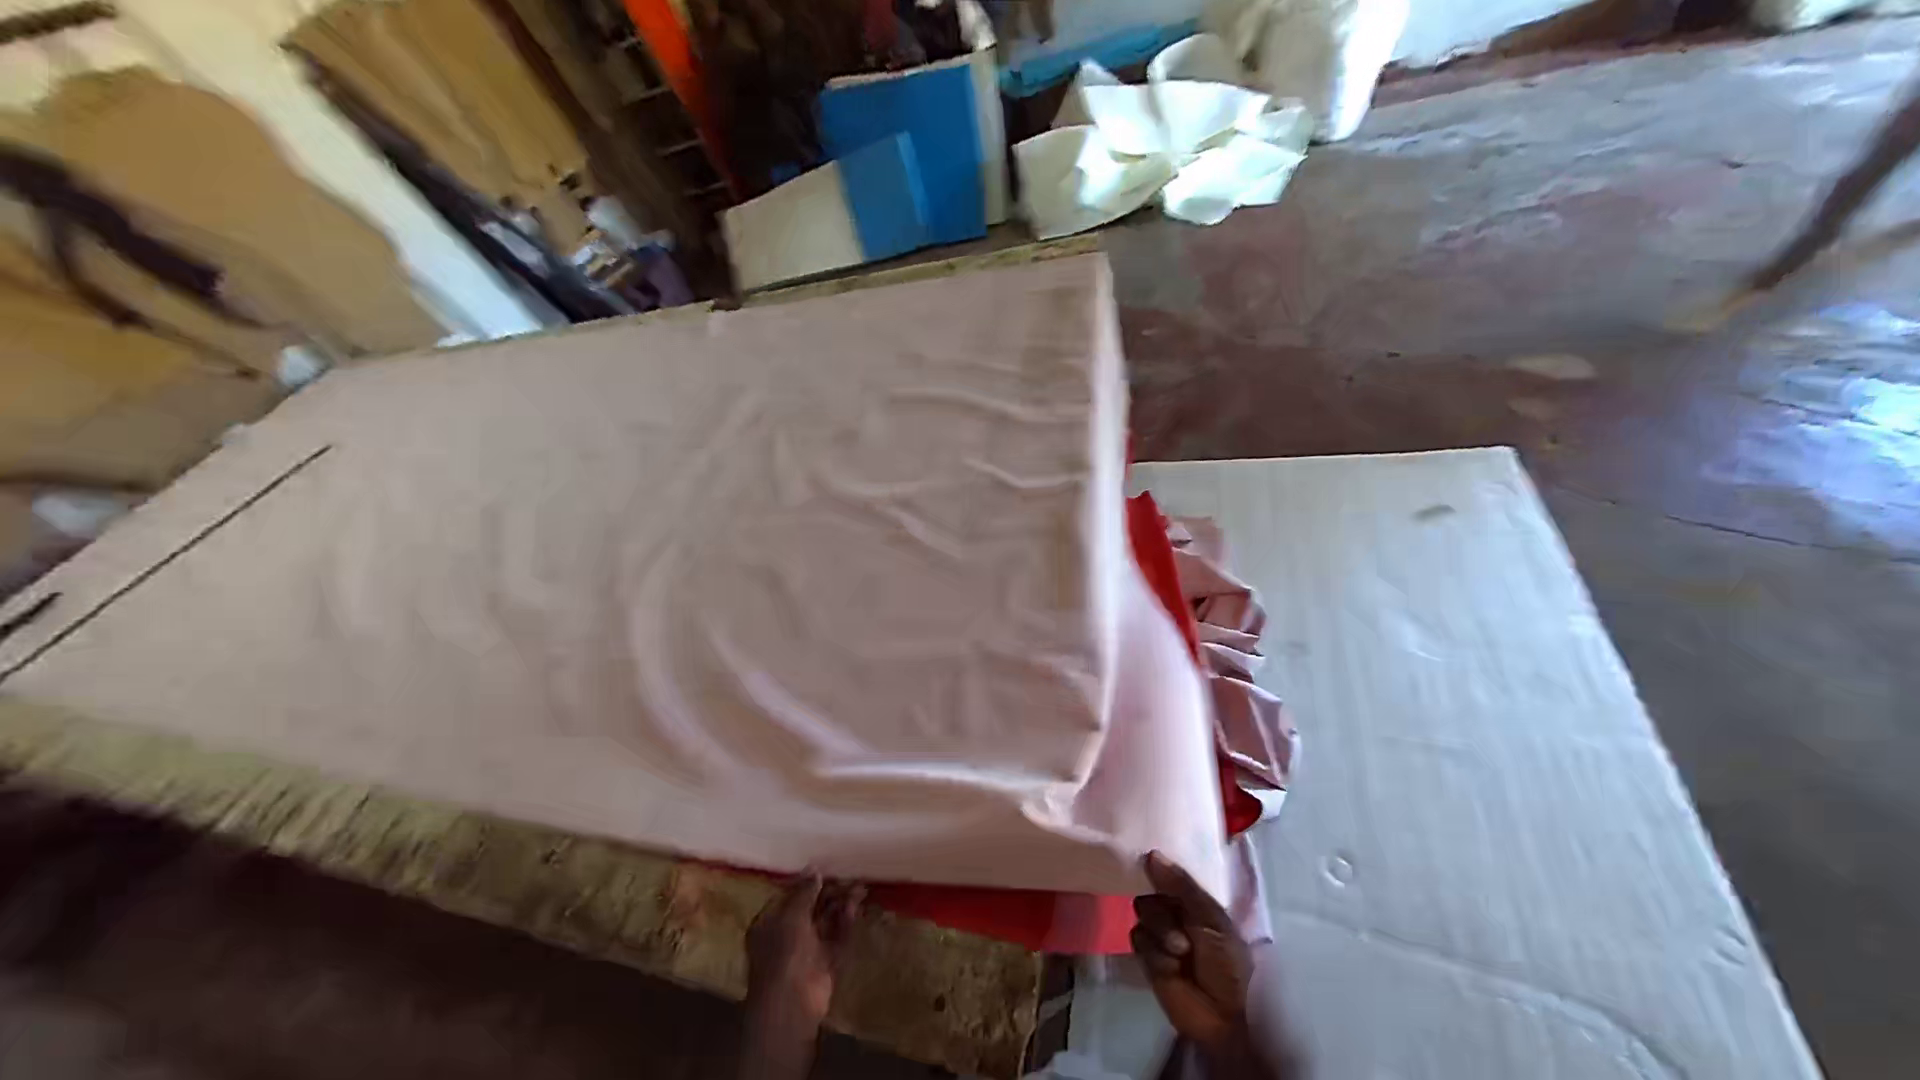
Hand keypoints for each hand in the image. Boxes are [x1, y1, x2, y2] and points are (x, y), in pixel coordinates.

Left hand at [745, 874, 864, 1029]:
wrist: (791, 1002)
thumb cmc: (783, 953)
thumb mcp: (790, 915)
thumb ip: (804, 892)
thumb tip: (815, 870)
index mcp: (770, 923)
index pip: (789, 896)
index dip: (808, 883)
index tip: (827, 868)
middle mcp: (787, 934)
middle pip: (812, 908)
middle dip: (831, 893)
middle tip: (850, 877)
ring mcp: (807, 950)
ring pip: (827, 921)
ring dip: (841, 905)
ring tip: (860, 889)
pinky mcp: (825, 962)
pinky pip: (837, 938)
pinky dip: (845, 923)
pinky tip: (854, 909)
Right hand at [1131, 851, 1252, 1051]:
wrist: (1227, 1016)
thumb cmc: (1228, 962)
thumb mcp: (1212, 919)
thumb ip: (1181, 886)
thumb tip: (1151, 854)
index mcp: (1193, 901)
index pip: (1166, 876)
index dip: (1157, 872)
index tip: (1148, 864)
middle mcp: (1173, 914)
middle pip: (1149, 896)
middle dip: (1162, 914)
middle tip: (1183, 933)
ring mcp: (1159, 936)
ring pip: (1142, 917)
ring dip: (1161, 934)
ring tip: (1181, 953)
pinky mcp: (1148, 959)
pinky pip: (1138, 940)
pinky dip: (1155, 954)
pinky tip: (1171, 968)